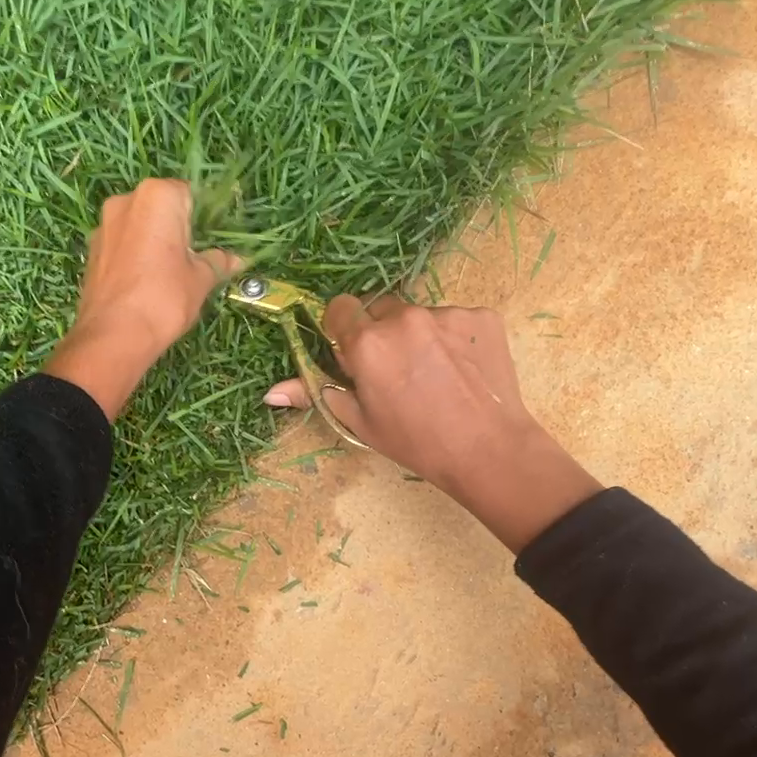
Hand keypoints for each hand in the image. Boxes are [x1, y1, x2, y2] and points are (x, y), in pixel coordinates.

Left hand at [43, 179, 242, 419]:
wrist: (114, 336)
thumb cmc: (164, 299)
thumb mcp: (200, 279)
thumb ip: (217, 262)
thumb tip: (236, 260)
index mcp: (157, 196)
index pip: (189, 194)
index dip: (203, 219)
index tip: (211, 242)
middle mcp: (126, 201)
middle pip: (160, 208)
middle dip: (177, 230)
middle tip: (191, 261)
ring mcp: (103, 226)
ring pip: (138, 227)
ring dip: (154, 243)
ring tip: (167, 276)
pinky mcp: (91, 251)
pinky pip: (121, 245)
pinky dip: (134, 257)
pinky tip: (144, 284)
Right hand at [264, 295, 600, 551]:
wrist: (487, 449)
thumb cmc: (414, 442)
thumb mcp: (359, 421)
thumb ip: (315, 394)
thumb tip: (270, 392)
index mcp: (366, 343)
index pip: (339, 308)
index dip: (342, 329)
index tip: (351, 352)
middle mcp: (403, 318)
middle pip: (379, 309)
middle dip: (379, 332)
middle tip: (392, 370)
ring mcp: (446, 314)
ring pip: (417, 315)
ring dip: (416, 335)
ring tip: (431, 375)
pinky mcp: (481, 316)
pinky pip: (454, 319)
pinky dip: (452, 339)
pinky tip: (459, 370)